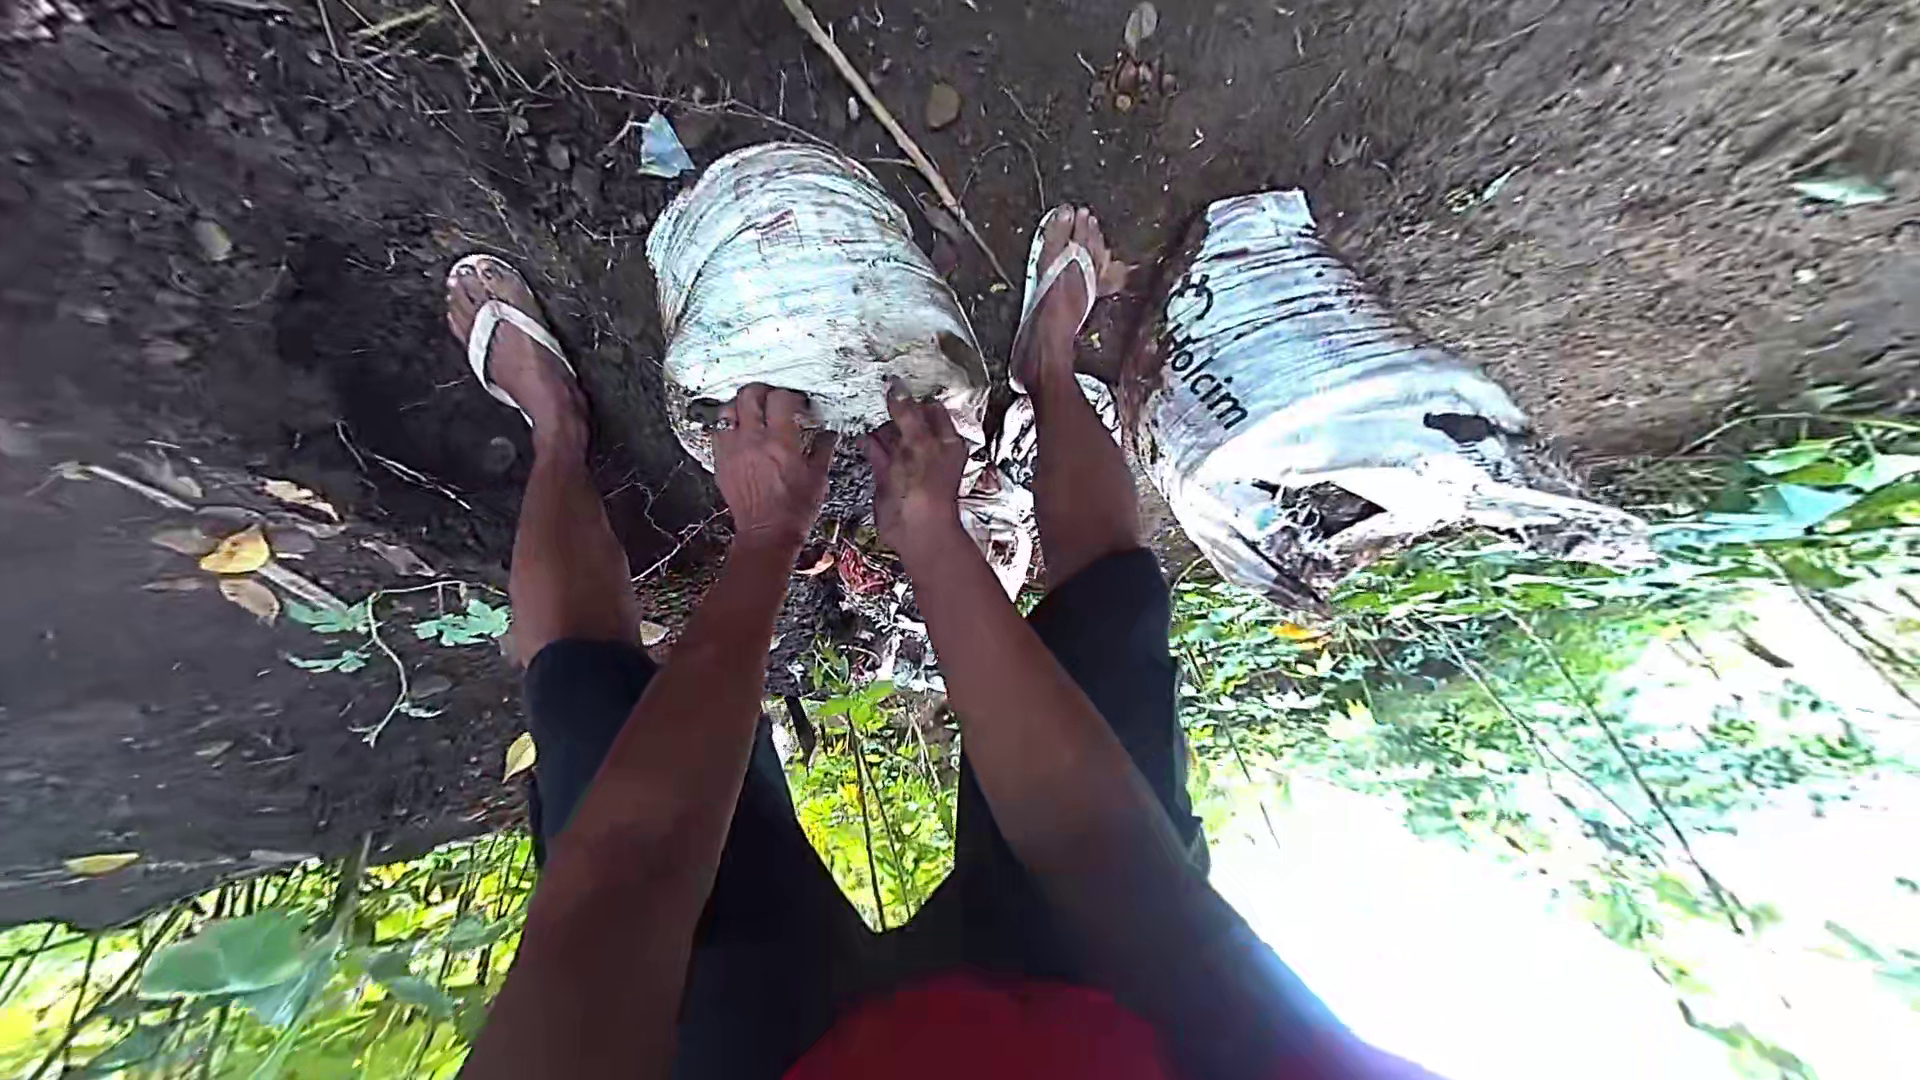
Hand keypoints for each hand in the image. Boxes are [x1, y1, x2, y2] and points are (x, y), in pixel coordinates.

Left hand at [713, 384, 836, 550]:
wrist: (768, 533)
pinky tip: (740, 432)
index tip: (797, 404)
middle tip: (772, 398)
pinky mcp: (721, 462)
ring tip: (753, 412)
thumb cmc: (795, 509)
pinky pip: (718, 432)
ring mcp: (733, 450)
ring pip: (728, 409)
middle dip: (763, 392)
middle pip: (749, 395)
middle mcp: (753, 441)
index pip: (780, 399)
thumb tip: (829, 435)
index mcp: (781, 442)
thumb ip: (823, 450)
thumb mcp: (818, 478)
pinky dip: (728, 426)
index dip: (791, 396)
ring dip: (741, 406)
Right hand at [863, 388, 968, 562]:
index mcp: (946, 440)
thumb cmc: (926, 486)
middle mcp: (928, 450)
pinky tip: (860, 431)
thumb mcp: (919, 443)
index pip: (933, 410)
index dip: (917, 396)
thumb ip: (907, 414)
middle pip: (912, 422)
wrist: (915, 527)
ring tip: (863, 404)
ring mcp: (909, 464)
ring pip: (894, 437)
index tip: (897, 380)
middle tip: (876, 388)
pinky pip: (879, 453)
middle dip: (896, 408)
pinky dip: (870, 443)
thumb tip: (897, 388)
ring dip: (881, 424)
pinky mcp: (890, 476)